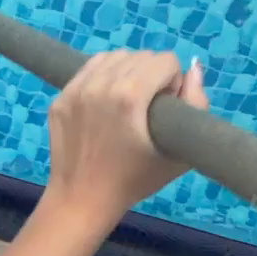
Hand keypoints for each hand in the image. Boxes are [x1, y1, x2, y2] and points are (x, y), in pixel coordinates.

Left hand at [43, 51, 207, 222]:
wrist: (82, 199)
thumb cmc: (134, 180)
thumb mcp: (178, 152)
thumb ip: (196, 104)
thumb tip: (193, 70)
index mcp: (129, 95)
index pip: (165, 60)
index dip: (173, 83)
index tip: (164, 108)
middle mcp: (100, 85)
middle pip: (140, 56)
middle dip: (151, 76)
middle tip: (145, 107)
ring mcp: (76, 90)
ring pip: (113, 57)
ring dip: (126, 72)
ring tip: (125, 101)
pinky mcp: (60, 98)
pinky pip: (88, 69)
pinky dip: (102, 77)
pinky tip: (105, 101)